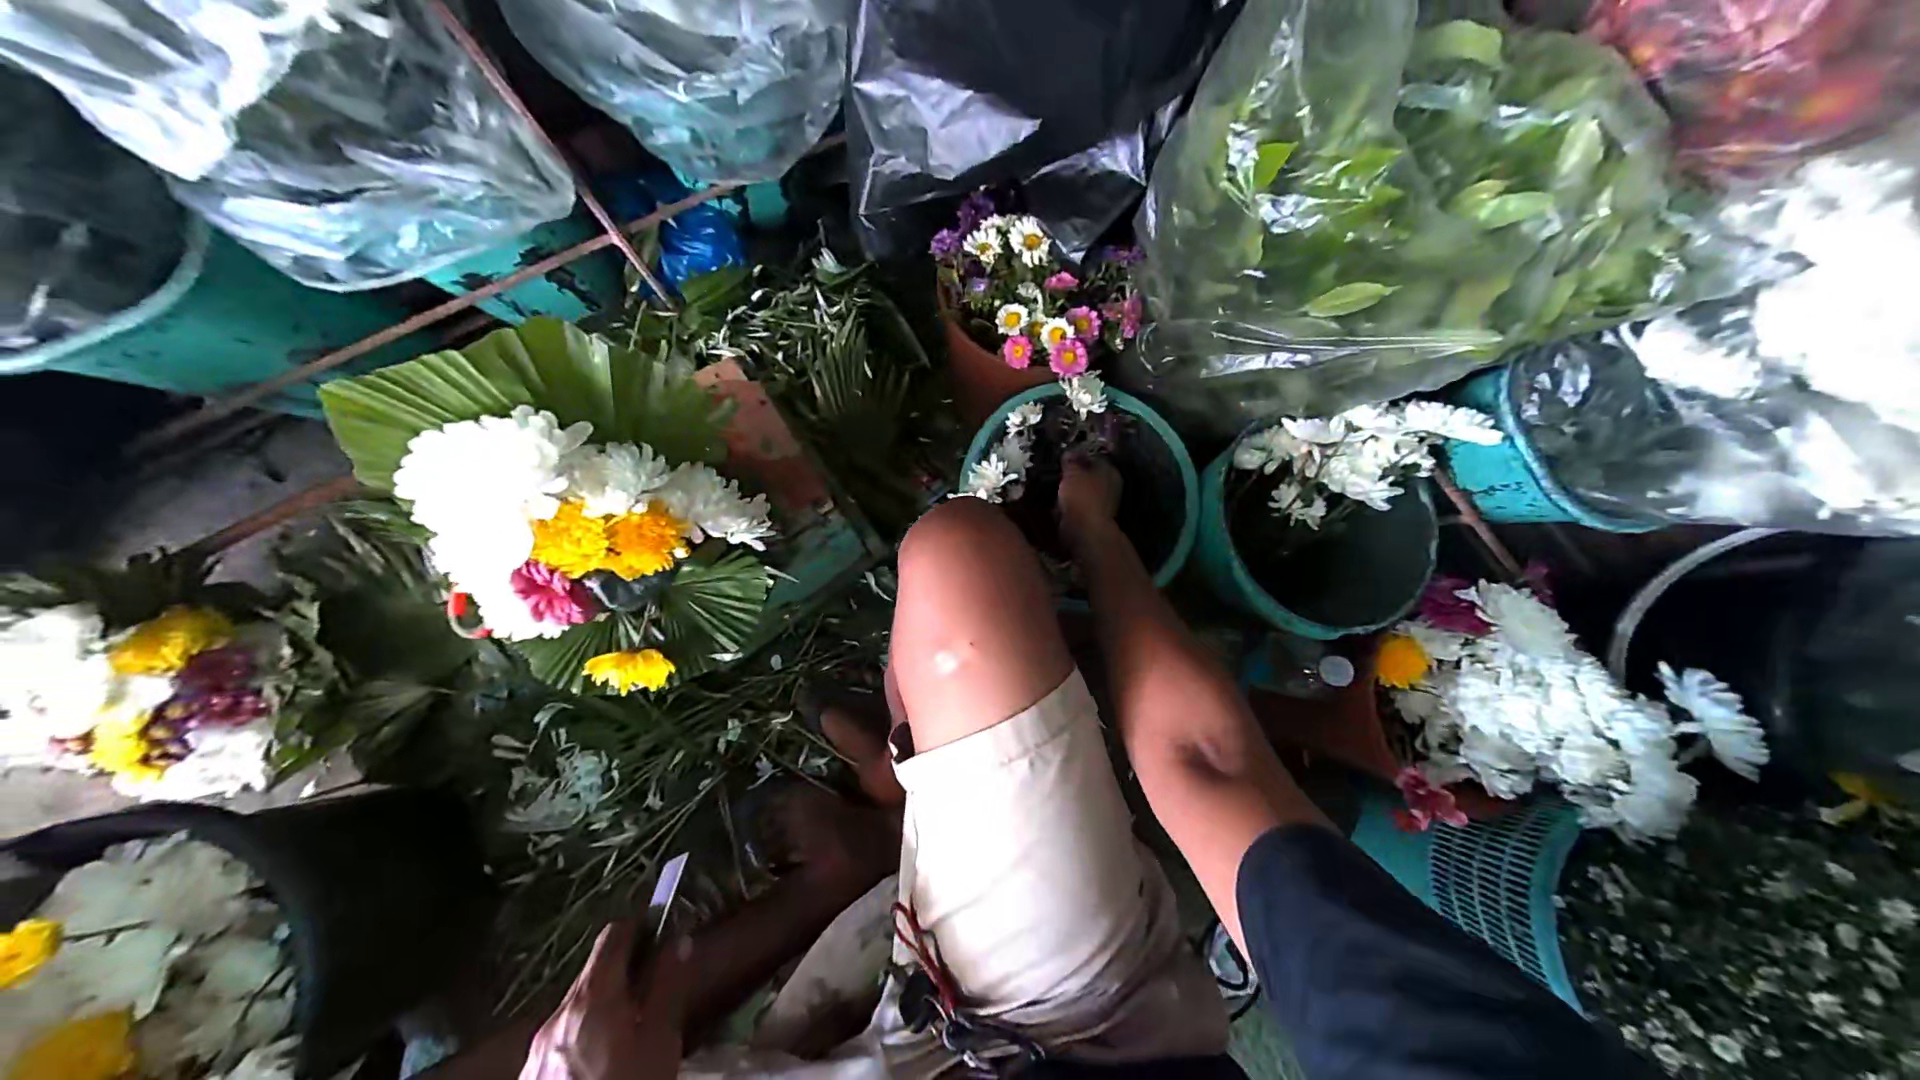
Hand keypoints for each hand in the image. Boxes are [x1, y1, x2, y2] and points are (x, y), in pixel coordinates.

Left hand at [518, 922, 691, 1079]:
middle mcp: (557, 1015)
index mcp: (592, 998)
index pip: (613, 935)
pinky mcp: (529, 1078)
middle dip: (625, 970)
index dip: (640, 927)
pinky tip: (605, 1064)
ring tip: (634, 1030)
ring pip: (578, 1006)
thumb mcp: (661, 1043)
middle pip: (594, 971)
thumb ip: (669, 986)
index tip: (662, 935)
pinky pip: (562, 1038)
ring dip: (606, 1004)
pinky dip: (586, 1035)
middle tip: (656, 986)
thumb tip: (678, 940)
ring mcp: (537, 1051)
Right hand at [1058, 454, 1121, 552]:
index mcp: (1110, 471)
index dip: (1079, 455)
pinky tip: (1053, 504)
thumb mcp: (1073, 472)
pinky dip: (1064, 506)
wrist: (1084, 532)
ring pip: (1080, 492)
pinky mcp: (1088, 519)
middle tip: (1054, 471)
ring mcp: (1099, 505)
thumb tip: (1069, 453)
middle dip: (1072, 474)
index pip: (1095, 457)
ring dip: (1067, 491)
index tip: (1063, 456)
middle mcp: (1109, 487)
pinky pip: (1073, 507)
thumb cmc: (1082, 497)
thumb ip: (1071, 461)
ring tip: (1050, 487)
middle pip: (1087, 475)